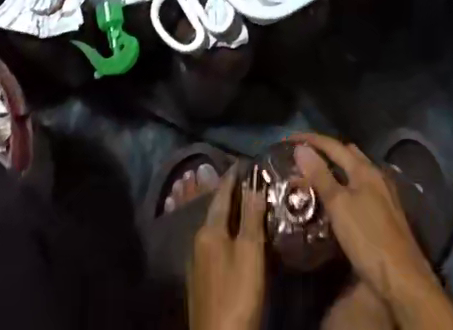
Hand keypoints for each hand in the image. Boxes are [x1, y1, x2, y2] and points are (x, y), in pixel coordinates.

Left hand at [188, 166, 267, 329]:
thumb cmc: (238, 293)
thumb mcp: (250, 252)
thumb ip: (252, 217)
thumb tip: (254, 183)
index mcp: (209, 230)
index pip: (222, 194)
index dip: (233, 177)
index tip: (245, 160)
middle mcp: (198, 241)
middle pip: (216, 209)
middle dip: (230, 193)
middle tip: (247, 177)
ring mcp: (197, 262)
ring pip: (214, 227)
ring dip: (227, 212)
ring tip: (243, 201)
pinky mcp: (201, 279)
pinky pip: (213, 242)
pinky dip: (225, 230)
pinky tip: (234, 234)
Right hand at [294, 135, 452, 329]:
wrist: (401, 277)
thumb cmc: (367, 238)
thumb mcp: (339, 206)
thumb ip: (321, 176)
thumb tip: (302, 149)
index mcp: (365, 169)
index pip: (334, 146)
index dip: (311, 140)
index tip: (289, 139)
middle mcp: (376, 176)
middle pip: (347, 155)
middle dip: (325, 151)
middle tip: (302, 158)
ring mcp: (383, 194)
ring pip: (355, 173)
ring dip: (335, 170)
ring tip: (313, 178)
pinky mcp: (385, 213)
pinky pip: (360, 189)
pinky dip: (344, 187)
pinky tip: (336, 201)